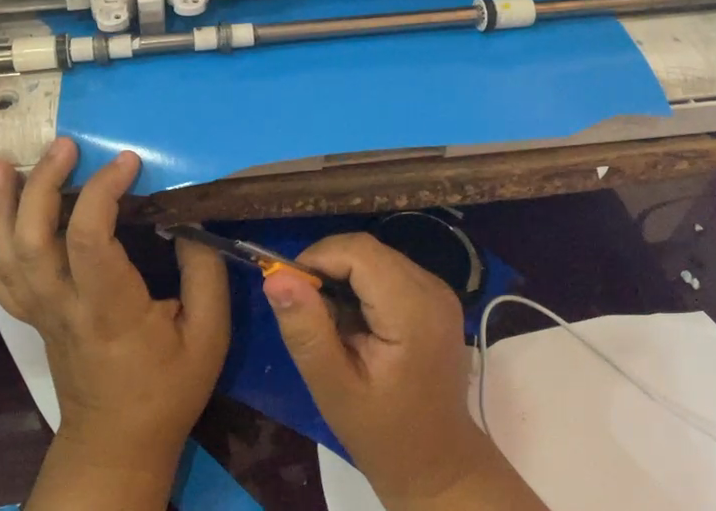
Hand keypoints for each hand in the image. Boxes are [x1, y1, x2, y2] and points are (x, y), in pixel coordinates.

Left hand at [0, 139, 229, 509]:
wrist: (117, 442)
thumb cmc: (167, 390)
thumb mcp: (209, 337)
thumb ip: (205, 274)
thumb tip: (190, 219)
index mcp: (109, 309)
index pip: (89, 238)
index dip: (102, 191)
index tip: (128, 161)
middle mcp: (63, 305)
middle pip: (32, 237)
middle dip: (42, 183)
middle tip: (65, 146)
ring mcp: (40, 311)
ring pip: (5, 253)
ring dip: (0, 204)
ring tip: (3, 162)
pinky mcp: (32, 317)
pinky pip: (0, 279)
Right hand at [265, 233, 546, 510]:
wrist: (437, 464)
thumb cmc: (383, 433)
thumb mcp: (333, 388)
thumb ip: (306, 331)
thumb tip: (277, 279)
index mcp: (413, 311)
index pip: (358, 251)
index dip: (317, 259)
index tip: (290, 291)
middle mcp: (433, 289)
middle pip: (367, 250)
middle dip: (327, 268)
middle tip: (306, 311)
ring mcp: (439, 292)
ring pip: (376, 256)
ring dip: (343, 276)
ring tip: (328, 321)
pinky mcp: (436, 298)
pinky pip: (388, 270)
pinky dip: (361, 284)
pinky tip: (353, 322)